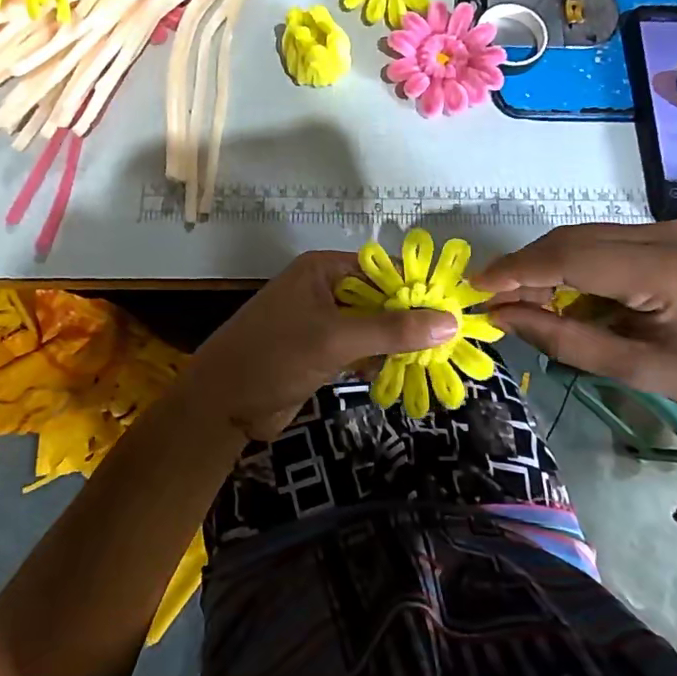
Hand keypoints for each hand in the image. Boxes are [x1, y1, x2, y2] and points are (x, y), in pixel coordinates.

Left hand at [183, 250, 458, 439]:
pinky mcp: (322, 353)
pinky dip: (383, 360)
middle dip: (414, 318)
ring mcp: (323, 323)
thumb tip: (450, 321)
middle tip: (456, 338)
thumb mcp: (336, 338)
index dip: (418, 286)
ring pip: (374, 327)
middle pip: (382, 298)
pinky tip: (411, 372)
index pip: (383, 268)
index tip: (455, 307)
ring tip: (443, 358)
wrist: (221, 407)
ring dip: (401, 343)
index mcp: (324, 270)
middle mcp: (326, 290)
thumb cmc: (275, 356)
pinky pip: (362, 349)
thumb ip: (393, 329)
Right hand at [474, 221, 676, 432]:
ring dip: (553, 266)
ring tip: (526, 303)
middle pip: (576, 239)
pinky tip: (570, 295)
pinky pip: (613, 243)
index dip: (516, 270)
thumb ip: (563, 338)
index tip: (475, 288)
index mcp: (668, 268)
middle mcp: (671, 232)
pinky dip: (582, 266)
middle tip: (494, 302)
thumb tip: (502, 316)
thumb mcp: (636, 368)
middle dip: (529, 268)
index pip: (571, 256)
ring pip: (590, 237)